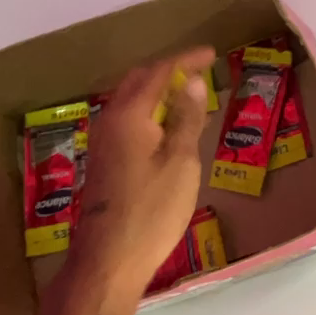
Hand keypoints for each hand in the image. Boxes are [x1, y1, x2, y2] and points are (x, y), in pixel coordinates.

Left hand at [64, 48, 215, 301]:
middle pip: (138, 82)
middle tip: (200, 68)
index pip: (158, 73)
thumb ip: (187, 118)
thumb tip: (193, 81)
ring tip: (188, 92)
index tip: (212, 54)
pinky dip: (151, 111)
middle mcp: (110, 122)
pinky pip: (128, 120)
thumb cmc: (152, 210)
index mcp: (128, 116)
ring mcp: (104, 143)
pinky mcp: (105, 162)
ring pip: (130, 101)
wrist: (109, 260)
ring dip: (158, 90)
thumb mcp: (181, 162)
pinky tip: (169, 126)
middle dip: (169, 70)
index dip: (186, 60)